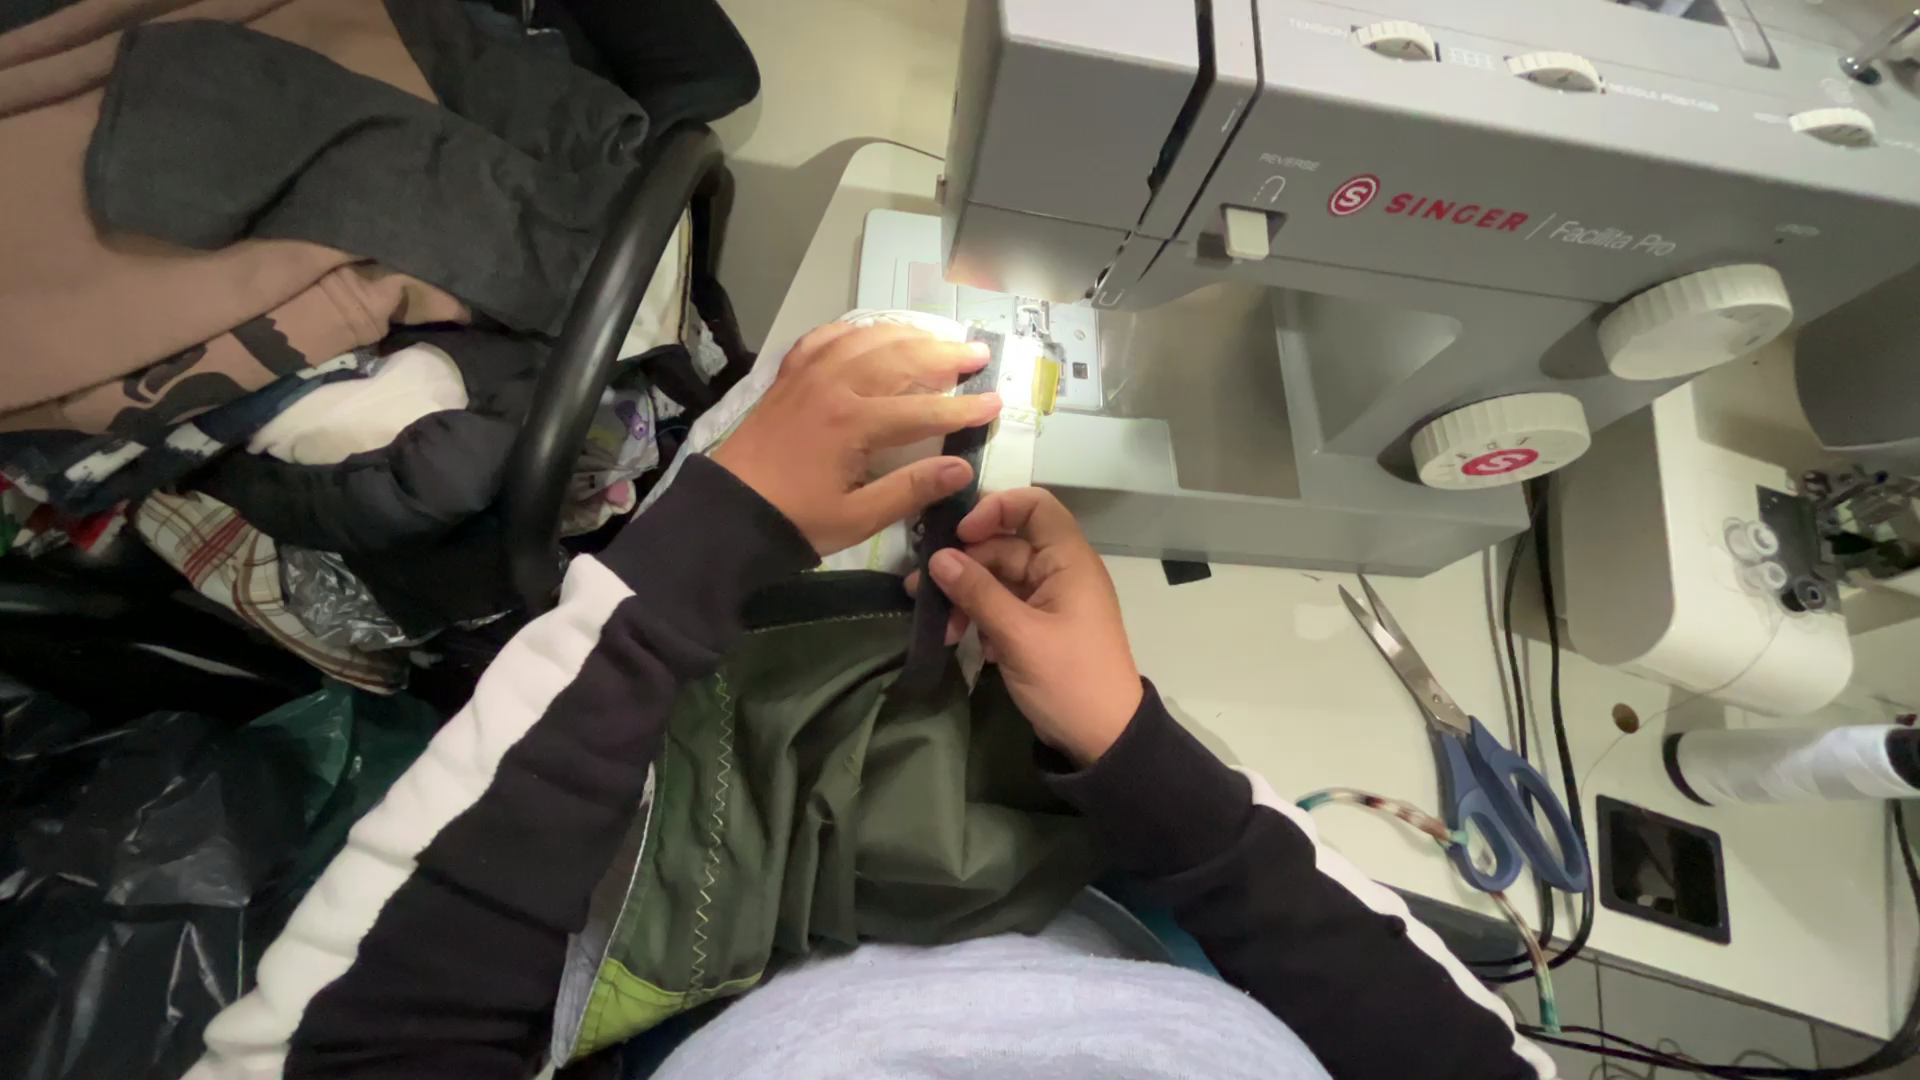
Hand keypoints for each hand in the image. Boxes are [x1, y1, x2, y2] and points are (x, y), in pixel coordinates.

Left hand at [712, 322, 1002, 553]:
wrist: (727, 511)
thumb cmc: (795, 520)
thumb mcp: (857, 518)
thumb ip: (911, 490)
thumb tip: (961, 468)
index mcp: (853, 423)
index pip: (924, 410)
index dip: (964, 409)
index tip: (995, 404)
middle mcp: (834, 385)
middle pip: (901, 358)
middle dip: (944, 355)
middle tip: (977, 354)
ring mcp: (809, 373)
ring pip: (867, 337)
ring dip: (908, 334)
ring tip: (938, 337)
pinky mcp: (790, 374)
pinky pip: (828, 337)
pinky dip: (856, 330)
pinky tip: (873, 332)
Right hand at [909, 488, 1141, 765]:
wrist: (1103, 740)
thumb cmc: (1069, 680)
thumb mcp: (1019, 636)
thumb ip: (978, 593)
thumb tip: (937, 558)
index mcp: (1068, 561)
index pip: (1035, 506)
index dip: (995, 509)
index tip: (959, 536)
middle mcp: (1059, 571)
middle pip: (1005, 545)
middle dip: (964, 565)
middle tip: (921, 589)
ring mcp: (1048, 600)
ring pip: (998, 579)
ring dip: (966, 597)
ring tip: (938, 627)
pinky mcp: (1037, 626)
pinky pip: (1002, 606)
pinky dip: (980, 618)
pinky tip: (964, 643)